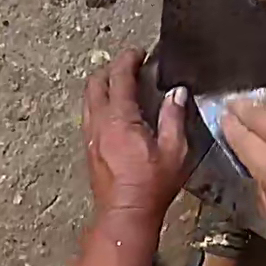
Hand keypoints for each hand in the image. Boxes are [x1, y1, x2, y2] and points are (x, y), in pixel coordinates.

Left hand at [82, 49, 188, 222]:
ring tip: (120, 83)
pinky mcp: (89, 147)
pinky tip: (113, 109)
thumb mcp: (174, 151)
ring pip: (88, 98)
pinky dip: (99, 101)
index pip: (119, 78)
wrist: (125, 212)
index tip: (138, 53)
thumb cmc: (151, 185)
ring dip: (102, 84)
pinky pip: (88, 114)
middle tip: (129, 65)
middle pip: (95, 83)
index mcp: (119, 119)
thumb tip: (177, 92)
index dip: (128, 60)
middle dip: (110, 68)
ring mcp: (90, 135)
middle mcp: (99, 122)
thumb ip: (174, 117)